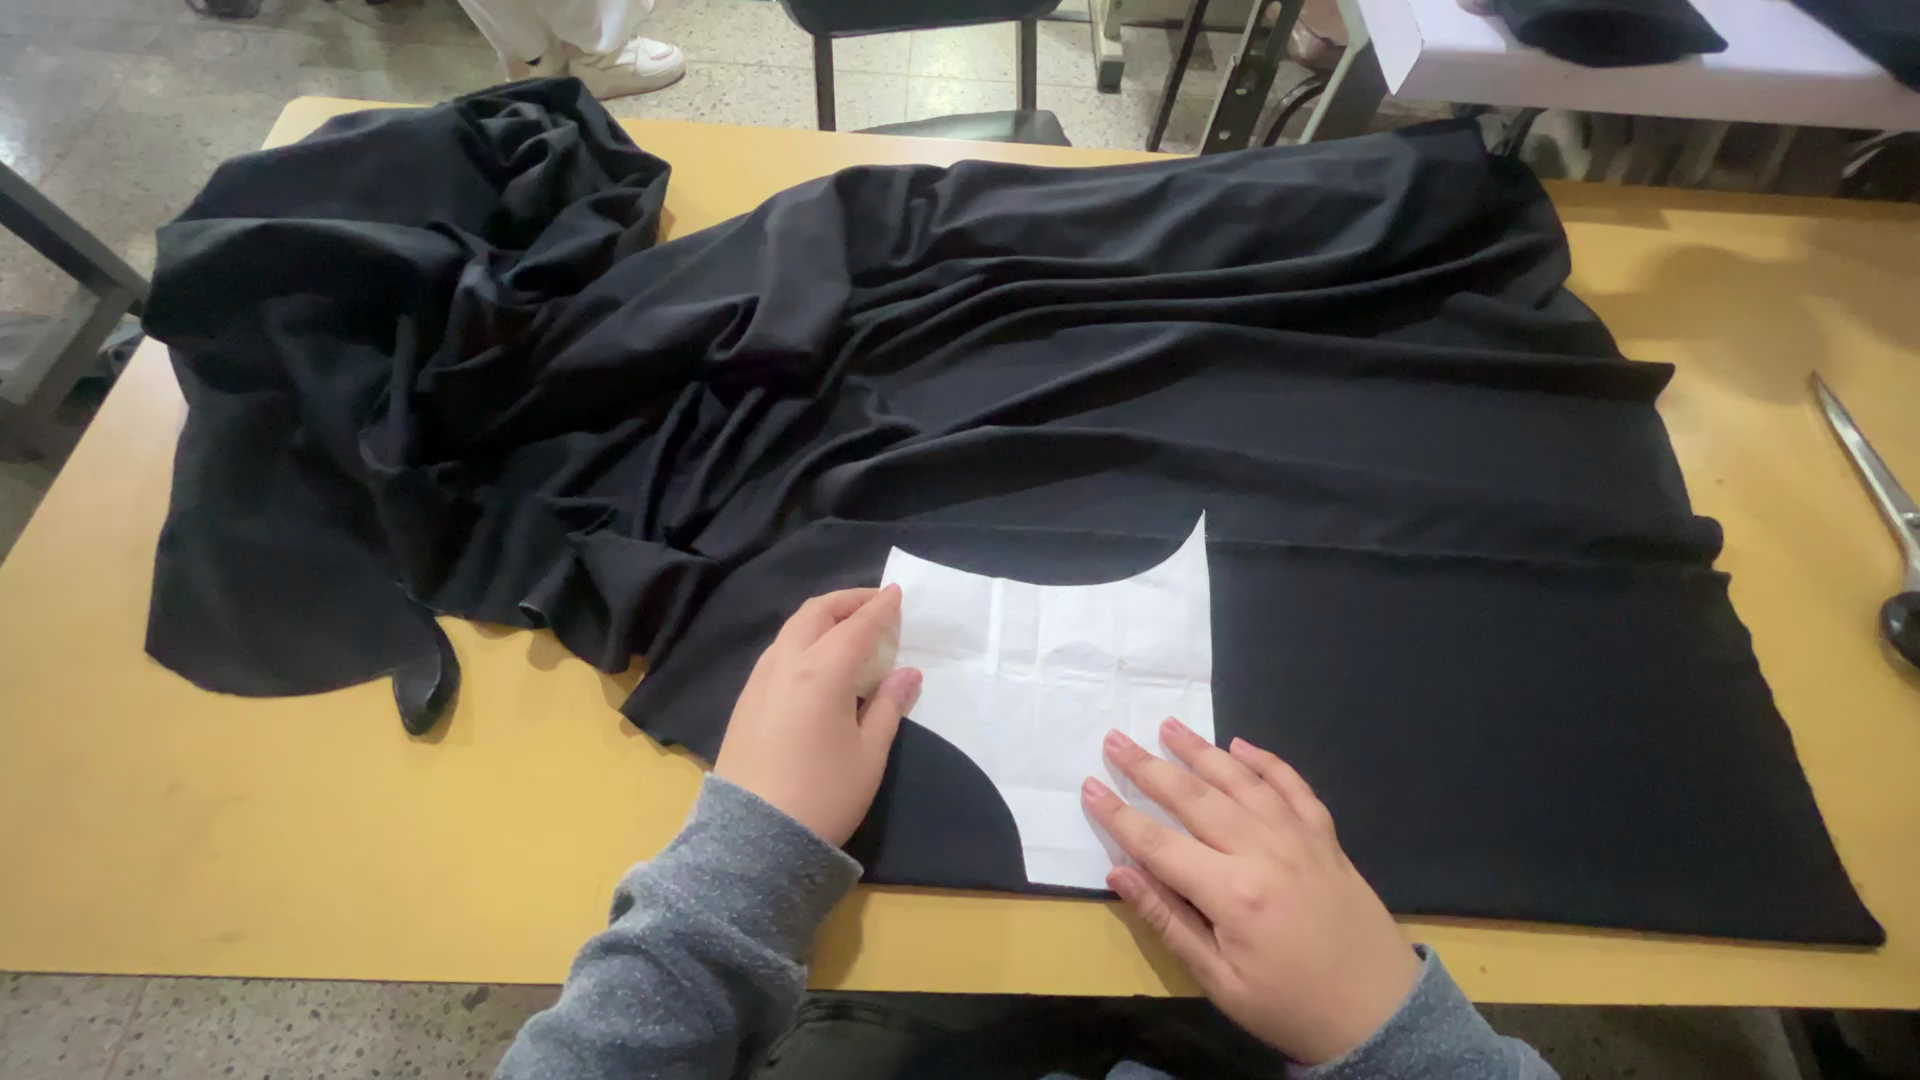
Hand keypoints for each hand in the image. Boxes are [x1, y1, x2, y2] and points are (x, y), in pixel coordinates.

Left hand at [715, 586, 921, 845]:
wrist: (752, 841)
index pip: (857, 626)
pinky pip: (778, 651)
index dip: (880, 608)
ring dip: (823, 618)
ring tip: (849, 630)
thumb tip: (908, 672)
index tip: (896, 593)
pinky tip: (818, 661)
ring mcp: (760, 681)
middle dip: (847, 601)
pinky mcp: (746, 701)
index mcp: (822, 672)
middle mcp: (786, 664)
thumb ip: (889, 705)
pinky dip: (804, 639)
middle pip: (816, 613)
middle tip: (874, 605)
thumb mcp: (869, 754)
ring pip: (792, 629)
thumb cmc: (823, 795)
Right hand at [1082, 719, 1419, 1065]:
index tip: (1089, 786)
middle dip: (1148, 766)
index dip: (1118, 815)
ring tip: (1168, 726)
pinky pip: (1293, 787)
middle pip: (1194, 797)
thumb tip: (1118, 874)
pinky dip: (1267, 762)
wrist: (1384, 1017)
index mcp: (1232, 893)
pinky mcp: (1325, 837)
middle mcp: (1263, 852)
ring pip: (1240, 780)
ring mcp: (1298, 838)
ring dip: (1200, 750)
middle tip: (1115, 739)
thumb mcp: (1221, 982)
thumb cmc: (1291, 1007)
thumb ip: (1168, 922)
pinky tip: (1241, 744)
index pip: (1158, 843)